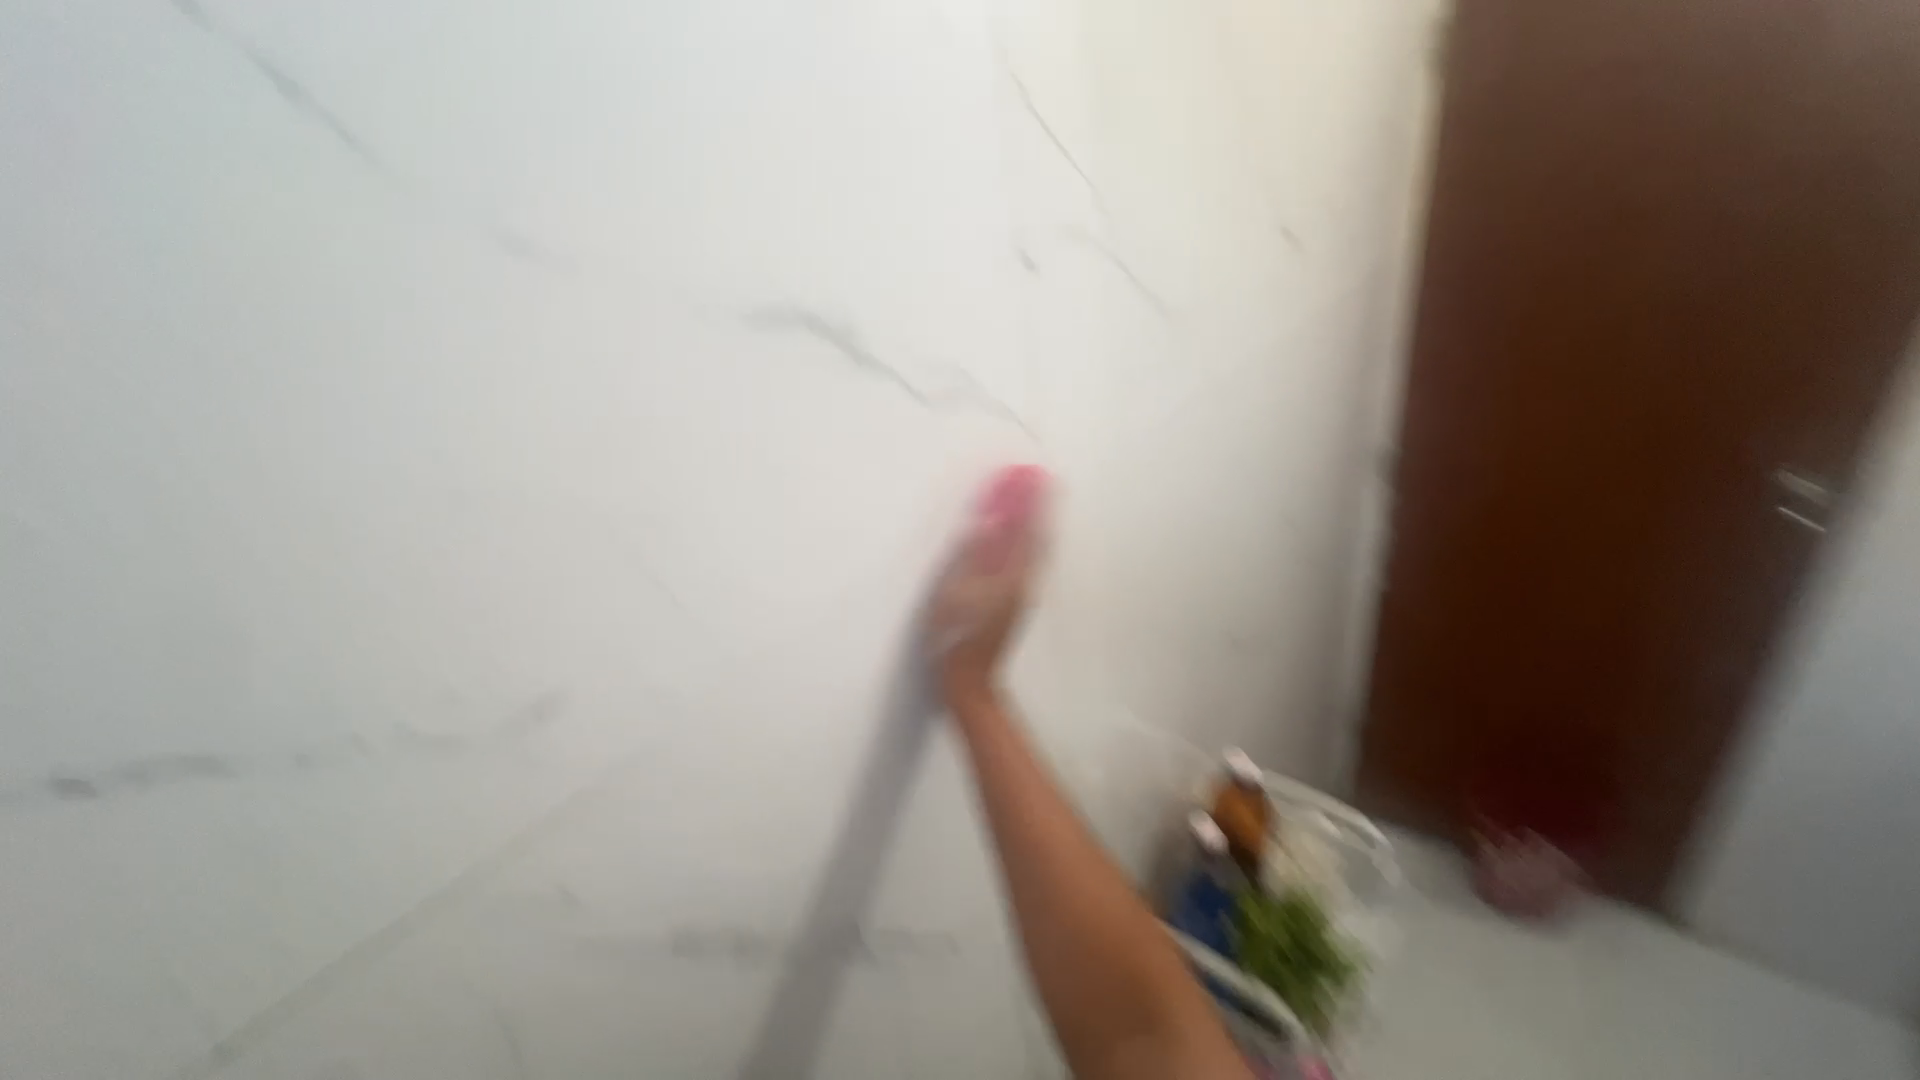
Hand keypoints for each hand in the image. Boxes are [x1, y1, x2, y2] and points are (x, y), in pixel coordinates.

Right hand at [928, 467, 1047, 703]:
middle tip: (1041, 477)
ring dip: (1038, 519)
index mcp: (1007, 576)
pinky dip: (1033, 539)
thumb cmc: (954, 640)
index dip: (1023, 499)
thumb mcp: (953, 596)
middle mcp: (1021, 581)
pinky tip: (1030, 536)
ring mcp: (1022, 592)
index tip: (1028, 473)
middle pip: (1035, 534)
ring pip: (1037, 548)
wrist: (969, 680)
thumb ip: (971, 557)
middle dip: (1037, 504)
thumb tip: (988, 523)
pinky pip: (1032, 561)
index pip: (1020, 528)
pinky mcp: (1017, 600)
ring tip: (1041, 496)